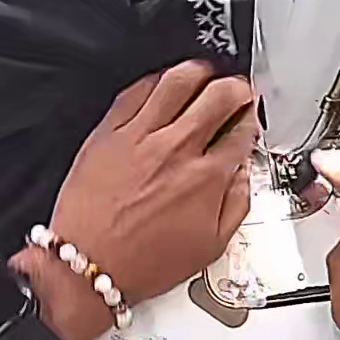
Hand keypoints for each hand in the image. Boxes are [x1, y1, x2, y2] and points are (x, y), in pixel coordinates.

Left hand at [47, 60, 257, 305]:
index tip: (248, 121)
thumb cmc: (143, 263)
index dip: (250, 122)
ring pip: (178, 80)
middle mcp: (176, 151)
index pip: (241, 134)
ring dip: (200, 72)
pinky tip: (161, 86)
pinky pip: (135, 91)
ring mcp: (141, 137)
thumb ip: (235, 206)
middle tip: (236, 91)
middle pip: (218, 96)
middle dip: (236, 88)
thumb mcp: (209, 248)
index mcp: (206, 180)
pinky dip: (155, 81)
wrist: (89, 267)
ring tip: (204, 75)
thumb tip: (243, 177)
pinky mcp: (108, 134)